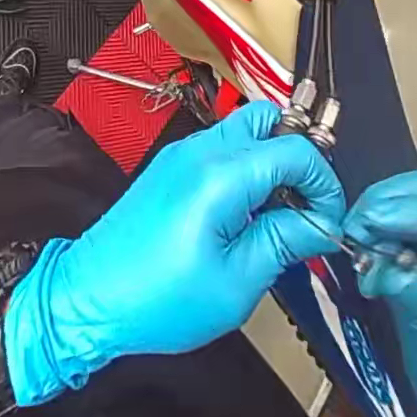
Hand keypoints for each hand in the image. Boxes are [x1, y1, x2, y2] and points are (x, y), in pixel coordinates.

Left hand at [4, 101, 342, 405]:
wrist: (90, 296)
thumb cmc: (154, 298)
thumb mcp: (237, 282)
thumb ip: (285, 241)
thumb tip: (319, 225)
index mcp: (219, 175)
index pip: (296, 150)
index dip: (324, 185)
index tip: (326, 221)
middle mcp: (198, 151)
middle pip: (269, 118)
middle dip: (300, 155)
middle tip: (308, 202)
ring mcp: (181, 155)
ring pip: (245, 130)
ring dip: (272, 160)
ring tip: (278, 214)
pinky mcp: (170, 167)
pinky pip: (221, 149)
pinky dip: (246, 167)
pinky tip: (247, 213)